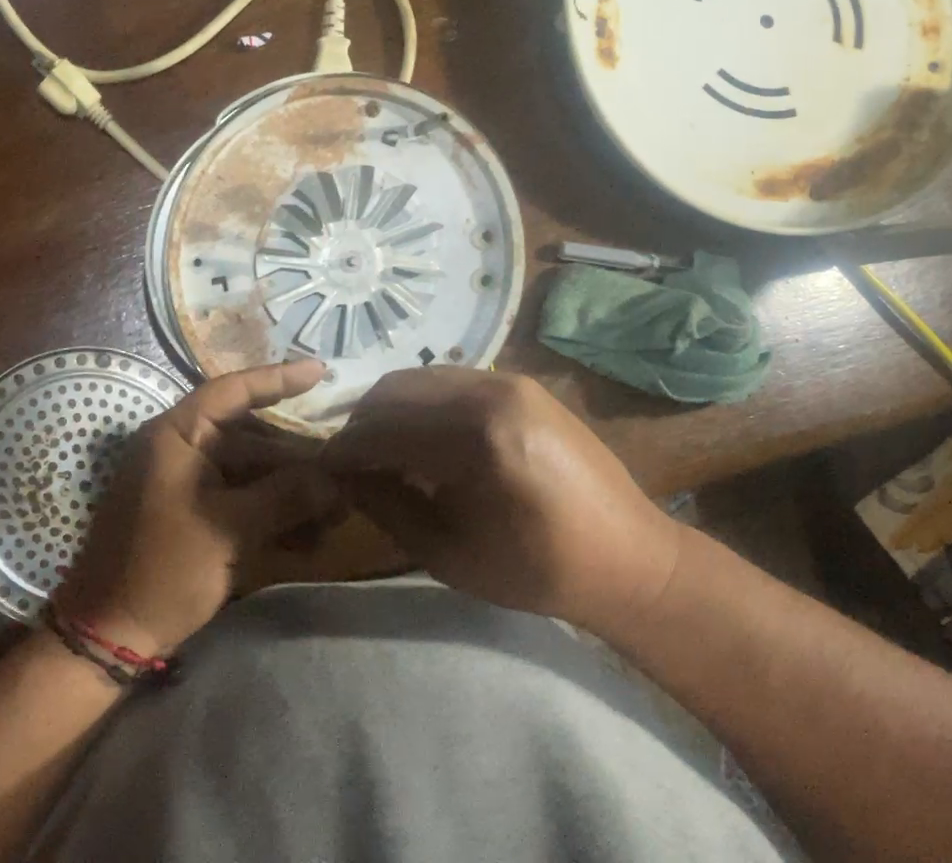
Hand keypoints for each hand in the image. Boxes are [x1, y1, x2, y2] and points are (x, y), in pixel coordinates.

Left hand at [53, 361, 337, 656]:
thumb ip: (284, 496)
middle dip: (297, 456)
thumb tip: (334, 479)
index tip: (321, 372)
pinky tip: (308, 539)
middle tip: (344, 466)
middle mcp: (179, 450)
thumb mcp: (228, 529)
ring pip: (249, 472)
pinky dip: (271, 514)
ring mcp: (184, 485)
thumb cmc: (163, 568)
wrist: (110, 631)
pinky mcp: (192, 516)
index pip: (231, 391)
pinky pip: (239, 501)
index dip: (277, 378)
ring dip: (290, 491)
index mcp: (175, 437)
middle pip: (249, 435)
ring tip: (335, 511)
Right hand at [321, 367, 681, 628]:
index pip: (383, 428)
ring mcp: (510, 382)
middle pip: (395, 391)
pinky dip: (422, 405)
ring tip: (382, 453)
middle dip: (362, 424)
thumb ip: (384, 505)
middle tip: (350, 463)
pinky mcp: (522, 385)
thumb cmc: (536, 569)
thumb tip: (338, 474)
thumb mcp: (445, 552)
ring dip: (390, 411)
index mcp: (477, 439)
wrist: (629, 559)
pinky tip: (422, 442)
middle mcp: (492, 393)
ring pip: (420, 380)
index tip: (322, 469)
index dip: (344, 449)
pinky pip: (450, 382)